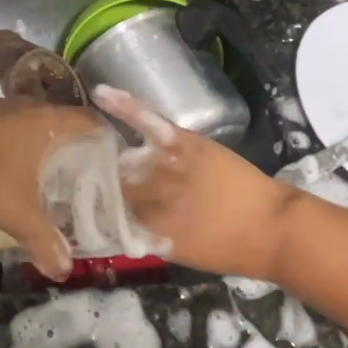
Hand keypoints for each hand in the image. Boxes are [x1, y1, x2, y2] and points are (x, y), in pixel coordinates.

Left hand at [0, 97, 100, 279]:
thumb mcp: (19, 215)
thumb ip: (46, 241)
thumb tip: (64, 270)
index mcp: (46, 121)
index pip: (88, 120)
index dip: (104, 136)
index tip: (113, 157)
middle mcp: (26, 105)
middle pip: (60, 118)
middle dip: (72, 141)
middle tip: (83, 169)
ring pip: (32, 118)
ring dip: (41, 138)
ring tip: (48, 167)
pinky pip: (8, 121)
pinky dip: (16, 137)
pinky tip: (11, 161)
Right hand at [92, 85, 297, 278]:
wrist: (276, 230)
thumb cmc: (237, 249)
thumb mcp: (186, 254)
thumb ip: (151, 239)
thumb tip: (123, 228)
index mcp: (150, 229)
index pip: (109, 217)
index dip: (92, 209)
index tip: (74, 204)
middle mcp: (151, 198)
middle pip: (112, 186)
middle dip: (92, 180)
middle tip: (72, 171)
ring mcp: (167, 166)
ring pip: (123, 158)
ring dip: (100, 150)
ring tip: (78, 142)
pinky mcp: (183, 143)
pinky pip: (147, 122)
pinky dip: (124, 106)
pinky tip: (100, 92)